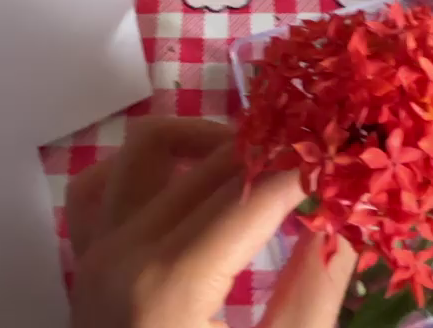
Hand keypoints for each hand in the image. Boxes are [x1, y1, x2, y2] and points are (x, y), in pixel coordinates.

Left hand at [68, 117, 356, 327]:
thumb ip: (315, 291)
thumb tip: (350, 215)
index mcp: (169, 286)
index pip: (256, 192)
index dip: (309, 164)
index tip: (350, 148)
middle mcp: (123, 251)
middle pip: (213, 162)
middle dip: (274, 149)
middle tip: (321, 152)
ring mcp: (92, 252)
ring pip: (150, 148)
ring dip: (209, 141)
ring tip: (260, 164)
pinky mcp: (82, 263)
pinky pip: (104, 183)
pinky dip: (149, 166)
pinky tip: (192, 184)